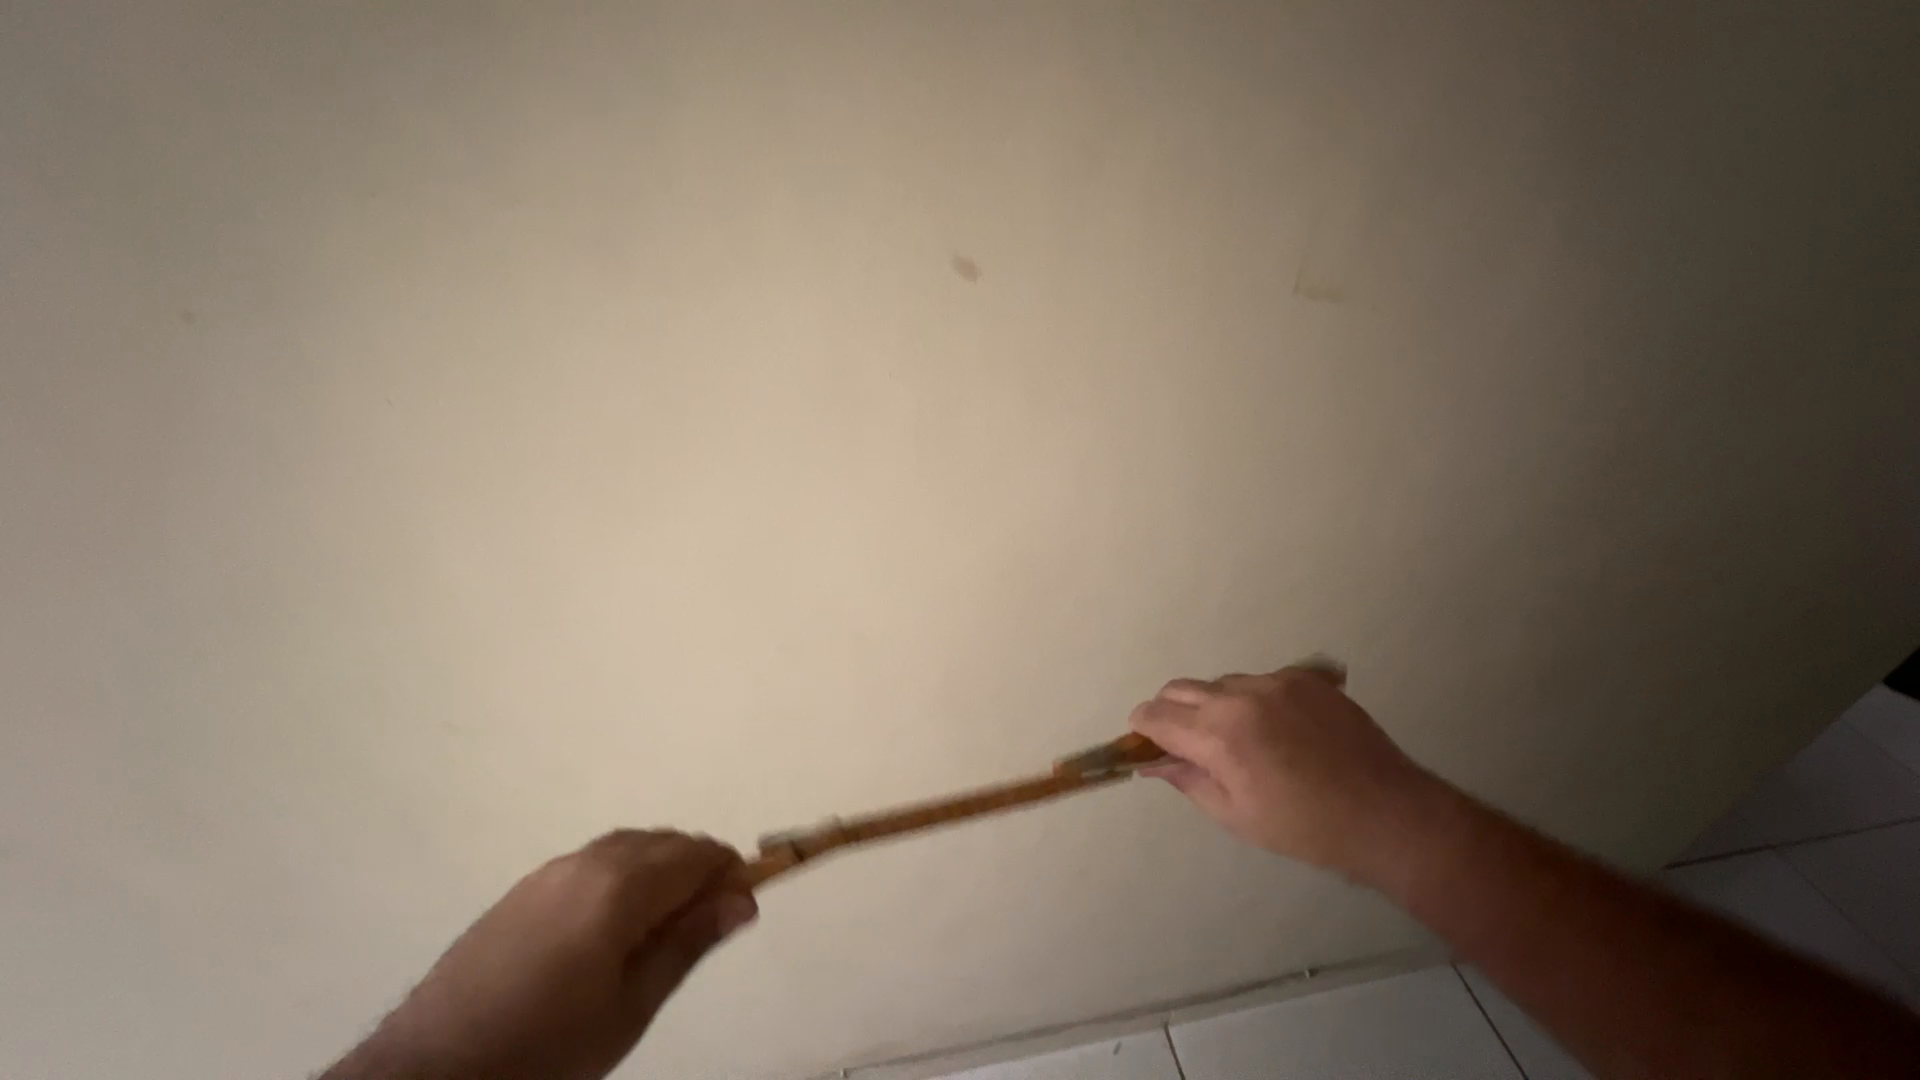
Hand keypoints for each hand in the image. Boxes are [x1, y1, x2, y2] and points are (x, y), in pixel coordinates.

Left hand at [325, 830, 756, 1079]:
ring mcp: (551, 871)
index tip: (740, 906)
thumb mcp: (632, 1004)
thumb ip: (690, 941)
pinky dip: (623, 875)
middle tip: (703, 925)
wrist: (432, 1072)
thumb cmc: (548, 1046)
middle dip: (696, 869)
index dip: (729, 872)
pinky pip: (594, 861)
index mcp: (622, 885)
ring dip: (660, 869)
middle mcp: (590, 861)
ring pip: (629, 847)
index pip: (699, 853)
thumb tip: (743, 898)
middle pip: (665, 842)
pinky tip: (611, 927)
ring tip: (659, 930)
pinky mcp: (524, 888)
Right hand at [1128, 662, 1449, 883]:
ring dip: (1214, 706)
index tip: (1144, 743)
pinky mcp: (1305, 678)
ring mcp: (1276, 682)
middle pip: (1180, 689)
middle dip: (1171, 713)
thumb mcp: (1234, 815)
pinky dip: (1254, 701)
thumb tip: (1151, 761)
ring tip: (1242, 742)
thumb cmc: (1305, 828)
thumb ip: (1186, 778)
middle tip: (1187, 745)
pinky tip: (1278, 732)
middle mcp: (1241, 696)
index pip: (1155, 715)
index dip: (1142, 730)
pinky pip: (1260, 682)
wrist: (1388, 815)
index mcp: (1219, 735)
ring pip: (1220, 684)